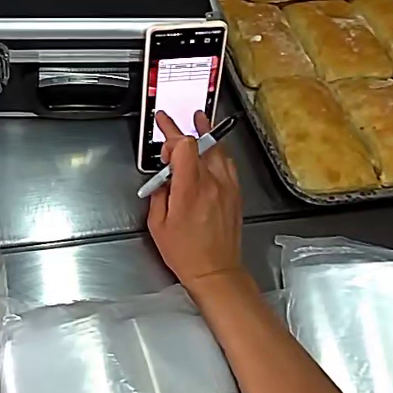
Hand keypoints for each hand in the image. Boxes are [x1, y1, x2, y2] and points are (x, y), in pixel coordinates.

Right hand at [146, 110, 246, 291]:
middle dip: (182, 132)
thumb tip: (162, 181)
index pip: (186, 146)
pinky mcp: (235, 194)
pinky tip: (211, 151)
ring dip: (205, 135)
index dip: (172, 139)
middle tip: (170, 122)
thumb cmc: (187, 253)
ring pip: (217, 150)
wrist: (216, 271)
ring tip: (199, 121)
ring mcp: (226, 187)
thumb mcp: (157, 224)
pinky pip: (227, 164)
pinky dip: (217, 153)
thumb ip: (158, 196)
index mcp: (190, 189)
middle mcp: (211, 184)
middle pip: (200, 143)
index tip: (163, 143)